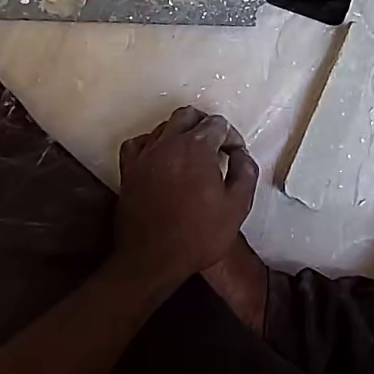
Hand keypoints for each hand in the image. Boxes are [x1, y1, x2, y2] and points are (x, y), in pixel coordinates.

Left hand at [112, 107, 260, 287]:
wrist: (154, 258)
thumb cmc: (198, 235)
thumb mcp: (237, 206)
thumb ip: (245, 172)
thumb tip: (240, 154)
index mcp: (196, 147)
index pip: (217, 124)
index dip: (231, 137)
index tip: (235, 154)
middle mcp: (168, 142)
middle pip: (188, 116)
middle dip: (205, 125)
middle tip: (216, 146)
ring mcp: (145, 154)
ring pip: (164, 126)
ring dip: (180, 133)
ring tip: (192, 154)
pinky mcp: (128, 168)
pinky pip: (138, 142)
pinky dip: (151, 144)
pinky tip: (160, 156)